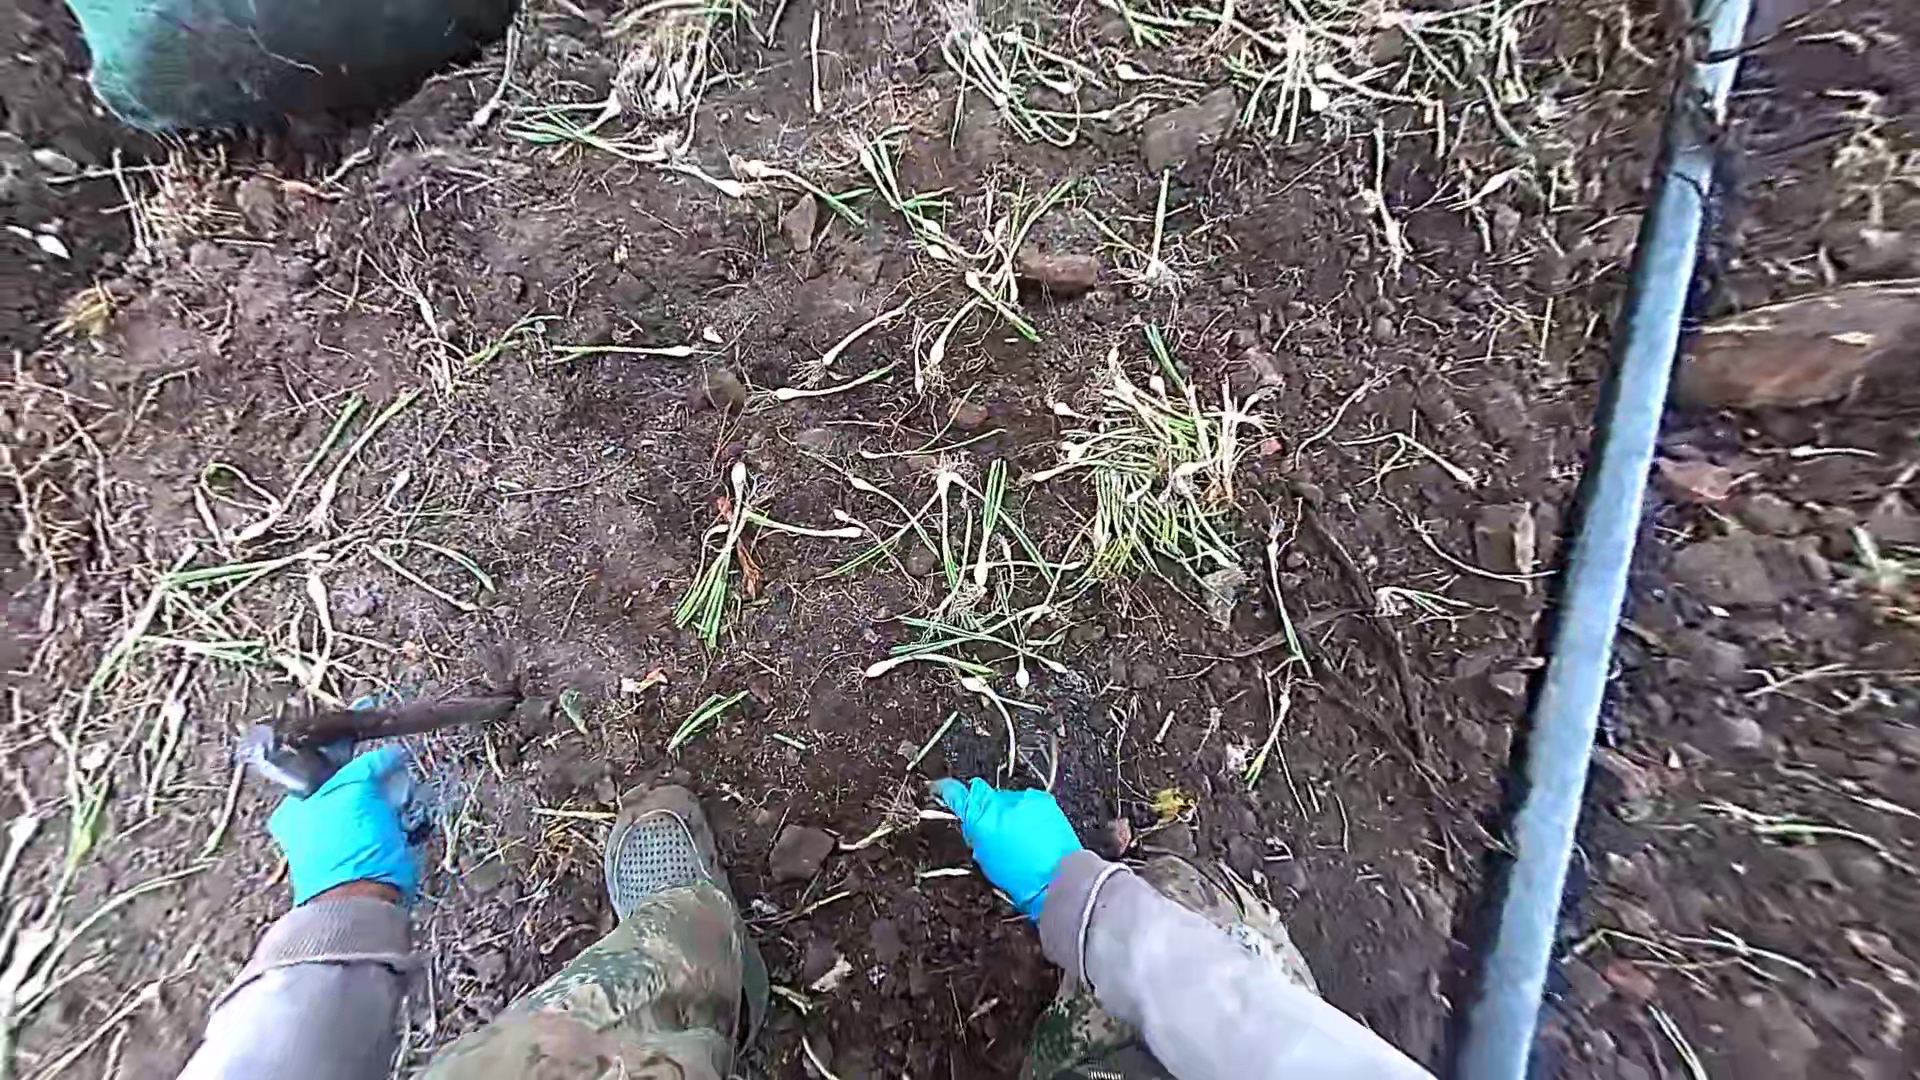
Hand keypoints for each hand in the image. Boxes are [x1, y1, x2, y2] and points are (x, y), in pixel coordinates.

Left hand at [268, 746, 417, 904]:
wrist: (364, 890)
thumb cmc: (345, 843)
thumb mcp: (348, 792)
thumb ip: (365, 765)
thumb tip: (389, 754)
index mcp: (300, 804)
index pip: (327, 759)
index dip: (348, 738)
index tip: (369, 714)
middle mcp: (321, 813)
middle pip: (362, 772)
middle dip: (382, 772)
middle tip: (392, 779)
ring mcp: (351, 827)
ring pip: (385, 790)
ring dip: (398, 793)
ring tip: (400, 806)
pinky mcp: (378, 838)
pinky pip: (399, 809)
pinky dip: (407, 810)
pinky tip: (407, 818)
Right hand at [934, 778, 1082, 918]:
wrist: (1058, 880)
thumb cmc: (1025, 881)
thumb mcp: (987, 862)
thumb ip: (977, 836)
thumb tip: (972, 823)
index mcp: (981, 820)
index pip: (956, 794)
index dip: (947, 790)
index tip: (941, 787)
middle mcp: (1000, 803)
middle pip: (985, 797)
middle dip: (989, 812)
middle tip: (999, 834)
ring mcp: (1022, 799)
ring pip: (1009, 800)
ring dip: (1011, 813)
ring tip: (1023, 839)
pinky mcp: (1042, 798)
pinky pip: (1028, 801)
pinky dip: (1029, 813)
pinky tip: (1036, 833)